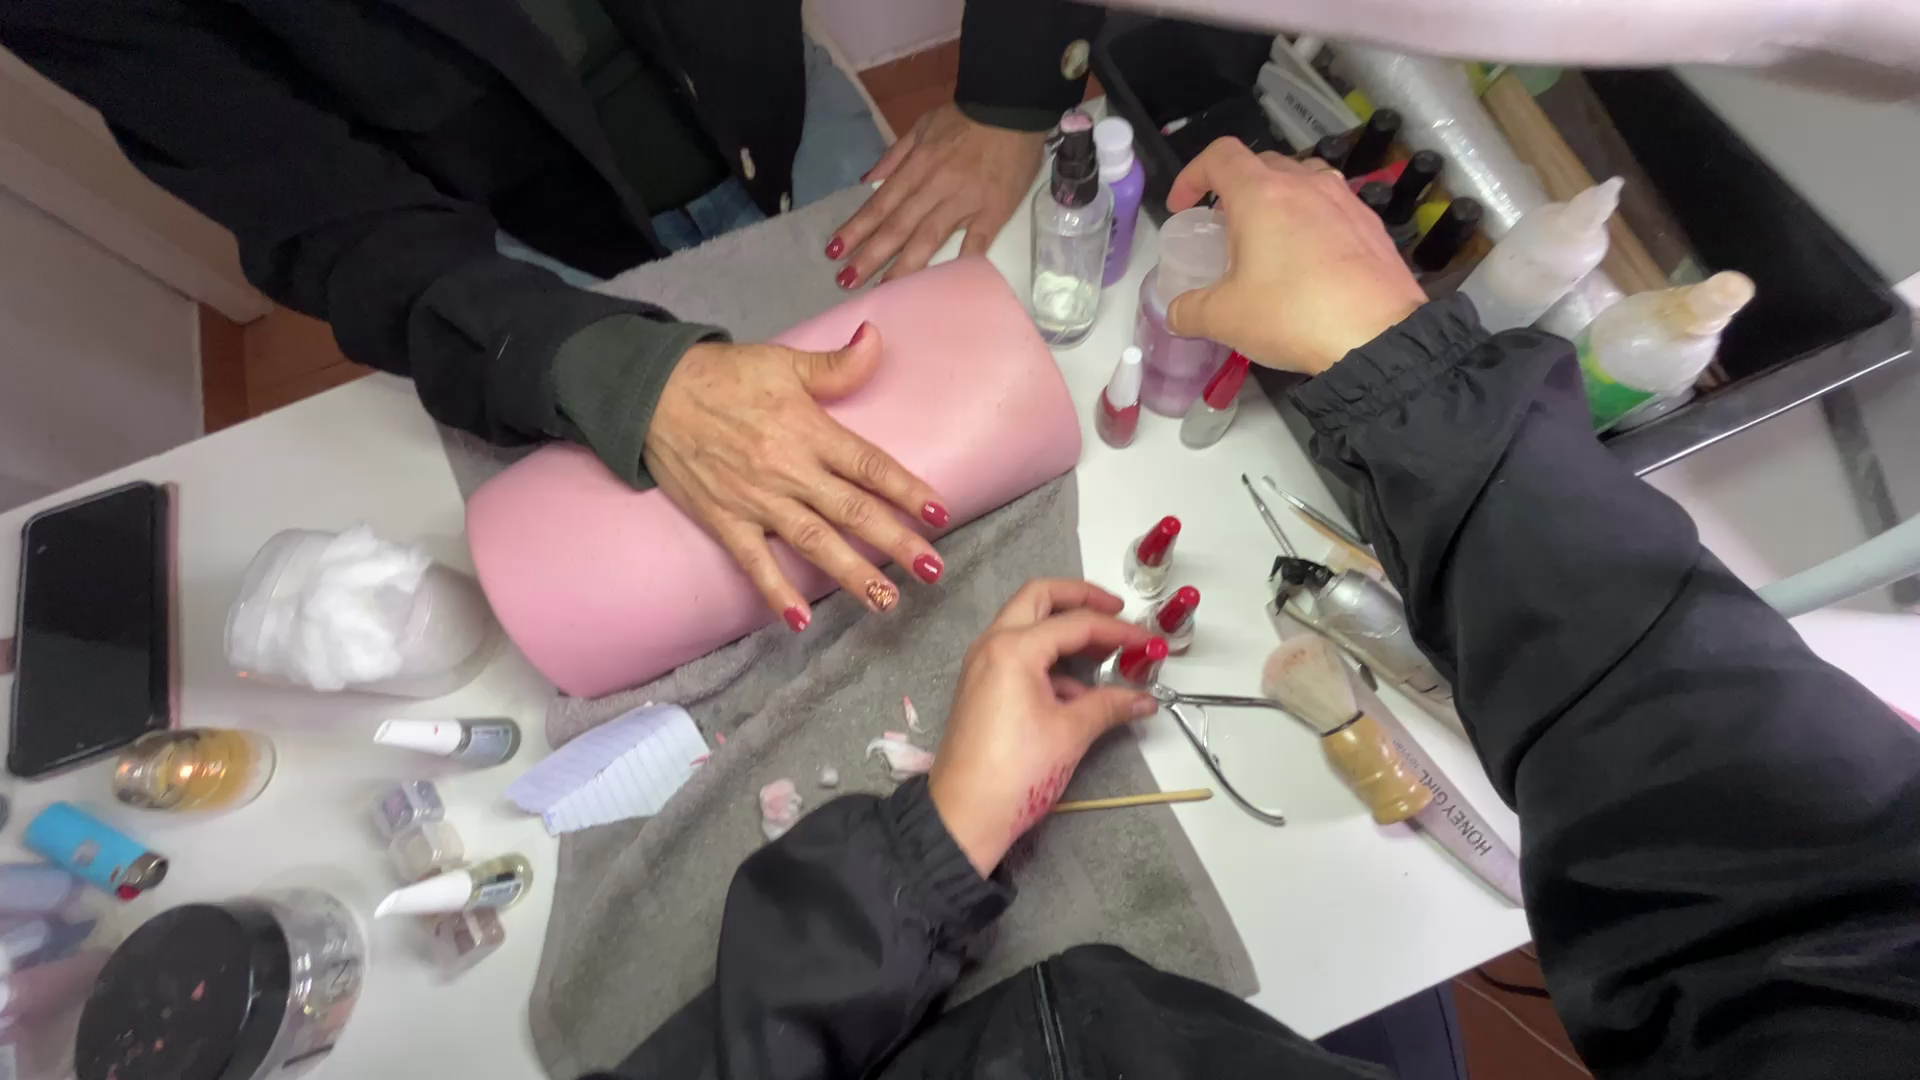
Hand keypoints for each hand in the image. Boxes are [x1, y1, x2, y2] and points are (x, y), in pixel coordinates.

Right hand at [643, 324, 949, 628]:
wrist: (652, 392)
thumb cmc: (723, 376)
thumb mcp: (784, 362)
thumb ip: (837, 364)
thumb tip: (877, 339)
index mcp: (810, 431)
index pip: (870, 465)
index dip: (907, 489)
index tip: (939, 514)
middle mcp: (790, 470)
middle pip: (853, 511)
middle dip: (896, 543)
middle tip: (932, 571)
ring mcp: (757, 500)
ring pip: (814, 542)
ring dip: (852, 574)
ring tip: (886, 601)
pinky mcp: (724, 520)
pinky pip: (753, 562)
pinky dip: (775, 591)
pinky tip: (800, 621)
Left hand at [825, 103, 1043, 288]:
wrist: (1012, 105)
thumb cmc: (966, 118)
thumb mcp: (923, 126)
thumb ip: (895, 156)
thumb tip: (868, 181)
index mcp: (916, 167)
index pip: (880, 204)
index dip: (856, 229)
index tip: (835, 251)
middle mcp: (934, 188)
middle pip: (897, 227)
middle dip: (870, 255)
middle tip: (846, 281)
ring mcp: (964, 203)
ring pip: (928, 239)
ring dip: (902, 267)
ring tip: (882, 291)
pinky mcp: (992, 213)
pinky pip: (975, 242)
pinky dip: (960, 262)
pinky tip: (943, 285)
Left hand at [929, 580, 1159, 876]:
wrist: (964, 814)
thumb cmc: (1017, 771)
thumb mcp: (1070, 733)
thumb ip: (1110, 706)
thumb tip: (1146, 699)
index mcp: (1013, 648)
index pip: (1076, 623)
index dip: (1120, 631)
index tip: (1152, 642)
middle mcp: (992, 643)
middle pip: (1039, 598)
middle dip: (1081, 598)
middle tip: (1117, 610)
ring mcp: (983, 662)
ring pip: (1027, 623)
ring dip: (1065, 629)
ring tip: (1106, 652)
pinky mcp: (982, 683)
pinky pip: (1019, 653)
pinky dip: (1050, 659)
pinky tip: (1080, 690)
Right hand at [1164, 139, 1428, 374]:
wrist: (1376, 334)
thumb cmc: (1291, 315)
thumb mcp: (1221, 319)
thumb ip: (1188, 311)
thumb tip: (1176, 312)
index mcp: (1261, 195)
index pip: (1220, 156)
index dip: (1192, 175)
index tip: (1182, 206)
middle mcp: (1305, 185)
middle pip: (1261, 164)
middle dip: (1233, 190)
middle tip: (1221, 229)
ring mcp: (1343, 199)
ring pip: (1300, 181)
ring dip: (1274, 201)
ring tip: (1266, 242)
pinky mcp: (1368, 223)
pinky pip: (1328, 207)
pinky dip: (1307, 222)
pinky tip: (1305, 263)